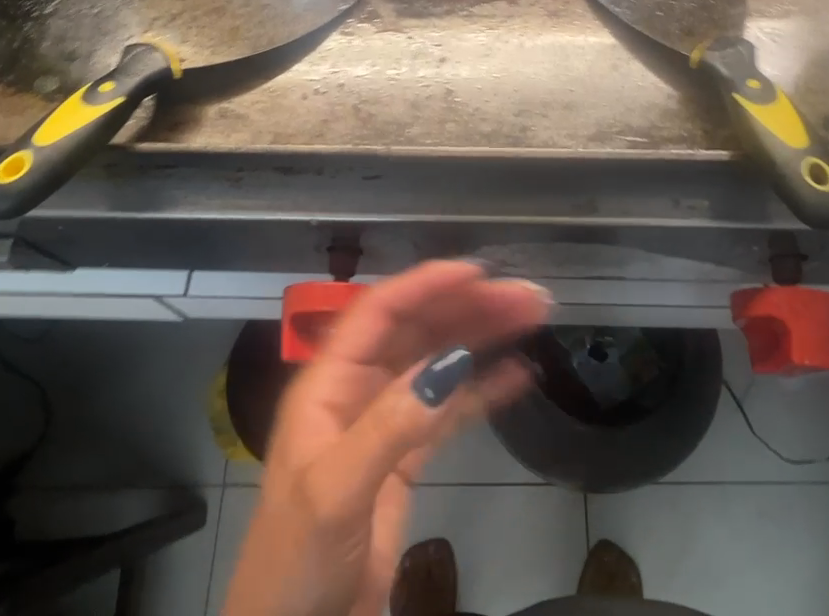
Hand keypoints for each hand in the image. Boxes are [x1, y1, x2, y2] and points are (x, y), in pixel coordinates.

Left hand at [221, 261, 550, 615]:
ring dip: (482, 340)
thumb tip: (449, 364)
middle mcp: (357, 394)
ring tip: (532, 320)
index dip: (425, 286)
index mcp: (327, 386)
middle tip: (526, 297)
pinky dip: (483, 390)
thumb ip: (390, 425)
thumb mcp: (335, 489)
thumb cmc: (296, 558)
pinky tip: (519, 376)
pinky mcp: (406, 460)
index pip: (378, 315)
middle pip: (416, 333)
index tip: (477, 271)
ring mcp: (384, 425)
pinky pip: (449, 411)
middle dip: (468, 309)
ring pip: (437, 366)